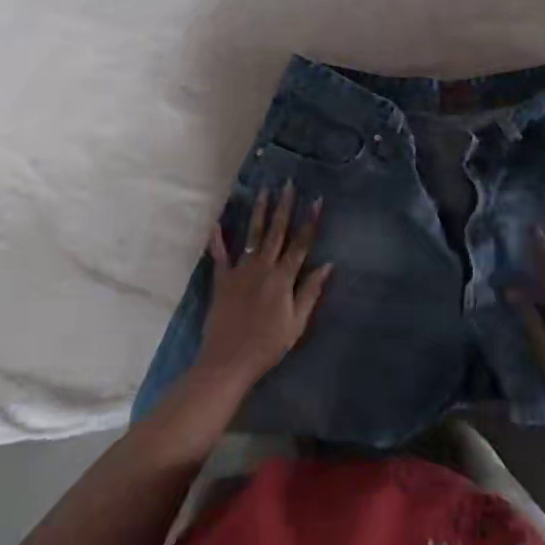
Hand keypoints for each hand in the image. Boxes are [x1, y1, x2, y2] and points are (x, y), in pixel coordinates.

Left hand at [194, 182, 332, 388]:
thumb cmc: (267, 346)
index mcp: (282, 278)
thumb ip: (310, 292)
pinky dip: (218, 239)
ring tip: (264, 191)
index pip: (300, 243)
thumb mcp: (296, 323)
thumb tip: (327, 265)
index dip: (310, 221)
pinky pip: (220, 255)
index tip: (317, 199)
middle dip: (284, 206)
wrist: (227, 361)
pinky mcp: (222, 279)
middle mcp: (262, 267)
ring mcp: (240, 271)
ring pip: (252, 235)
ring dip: (259, 212)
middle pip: (276, 231)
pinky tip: (216, 223)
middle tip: (288, 183)